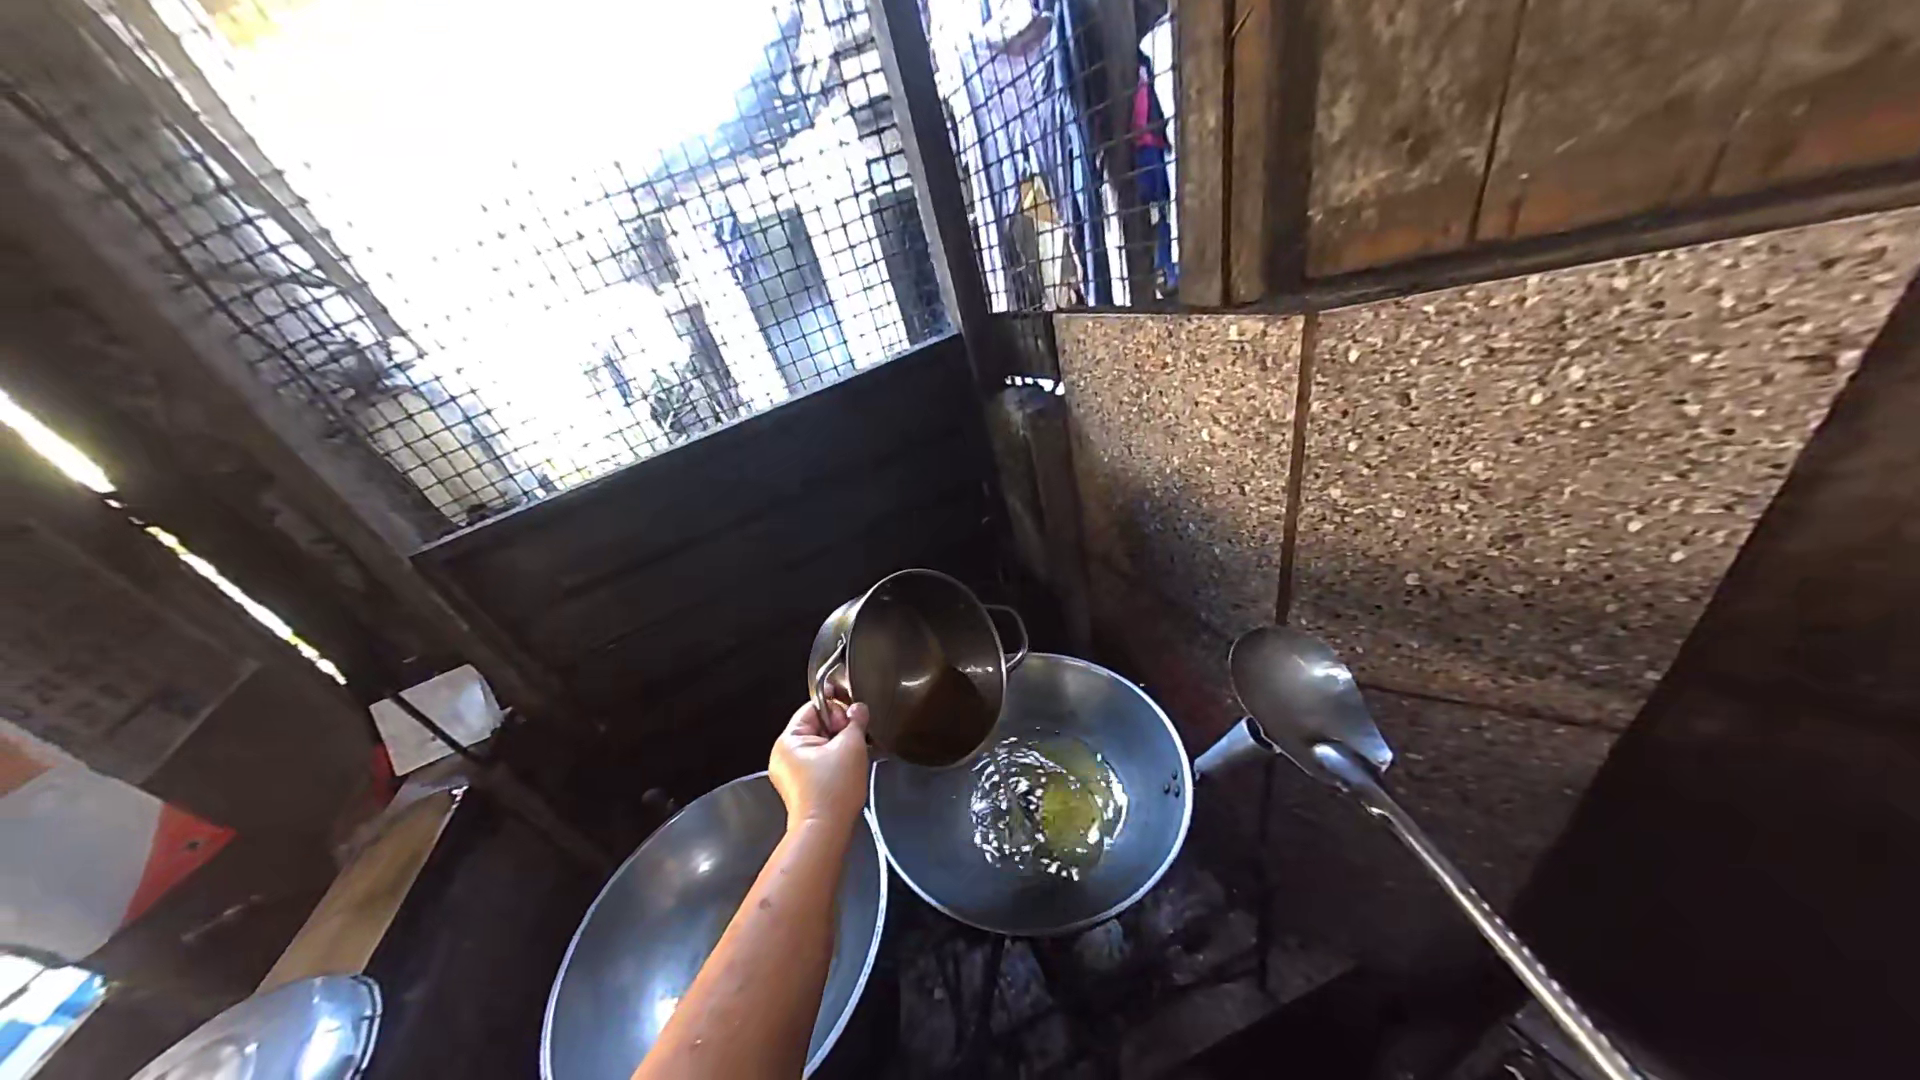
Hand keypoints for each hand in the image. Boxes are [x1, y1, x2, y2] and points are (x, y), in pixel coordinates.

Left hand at [769, 700, 869, 829]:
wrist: (826, 831)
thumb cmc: (832, 792)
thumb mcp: (851, 745)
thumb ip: (856, 720)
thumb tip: (858, 709)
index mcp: (788, 740)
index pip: (814, 707)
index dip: (836, 708)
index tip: (853, 713)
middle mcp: (784, 755)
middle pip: (817, 725)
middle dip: (840, 729)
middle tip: (854, 740)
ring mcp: (790, 772)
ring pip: (820, 744)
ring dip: (839, 745)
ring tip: (851, 757)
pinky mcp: (800, 786)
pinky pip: (819, 762)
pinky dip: (834, 761)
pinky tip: (846, 769)